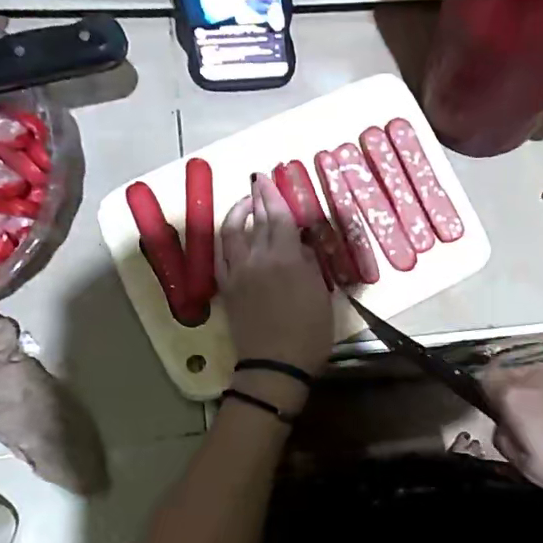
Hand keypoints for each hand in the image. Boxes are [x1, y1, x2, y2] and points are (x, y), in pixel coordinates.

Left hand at [219, 172, 332, 376]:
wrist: (275, 365)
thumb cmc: (309, 334)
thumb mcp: (321, 294)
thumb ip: (309, 263)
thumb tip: (301, 243)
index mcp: (285, 258)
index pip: (278, 216)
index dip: (273, 195)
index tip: (269, 177)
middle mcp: (257, 259)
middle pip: (255, 220)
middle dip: (257, 198)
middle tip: (258, 182)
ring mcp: (238, 273)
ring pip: (231, 234)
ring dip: (237, 214)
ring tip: (244, 204)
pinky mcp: (227, 288)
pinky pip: (222, 255)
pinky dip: (227, 239)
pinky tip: (232, 235)